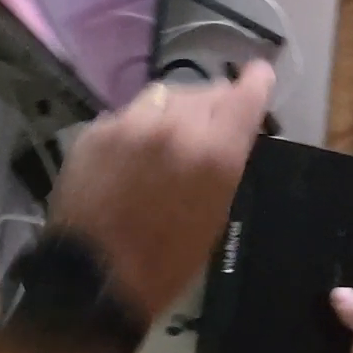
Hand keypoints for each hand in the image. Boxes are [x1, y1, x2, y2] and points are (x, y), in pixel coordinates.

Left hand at [48, 61, 274, 319]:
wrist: (94, 278)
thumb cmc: (168, 261)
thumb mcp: (215, 214)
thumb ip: (224, 162)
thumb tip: (227, 133)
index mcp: (215, 152)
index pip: (245, 95)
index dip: (255, 82)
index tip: (258, 73)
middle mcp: (175, 126)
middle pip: (205, 91)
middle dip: (213, 103)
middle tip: (208, 123)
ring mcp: (131, 124)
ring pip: (164, 96)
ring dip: (173, 110)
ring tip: (168, 134)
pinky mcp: (96, 130)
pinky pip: (128, 116)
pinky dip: (136, 128)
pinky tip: (130, 154)